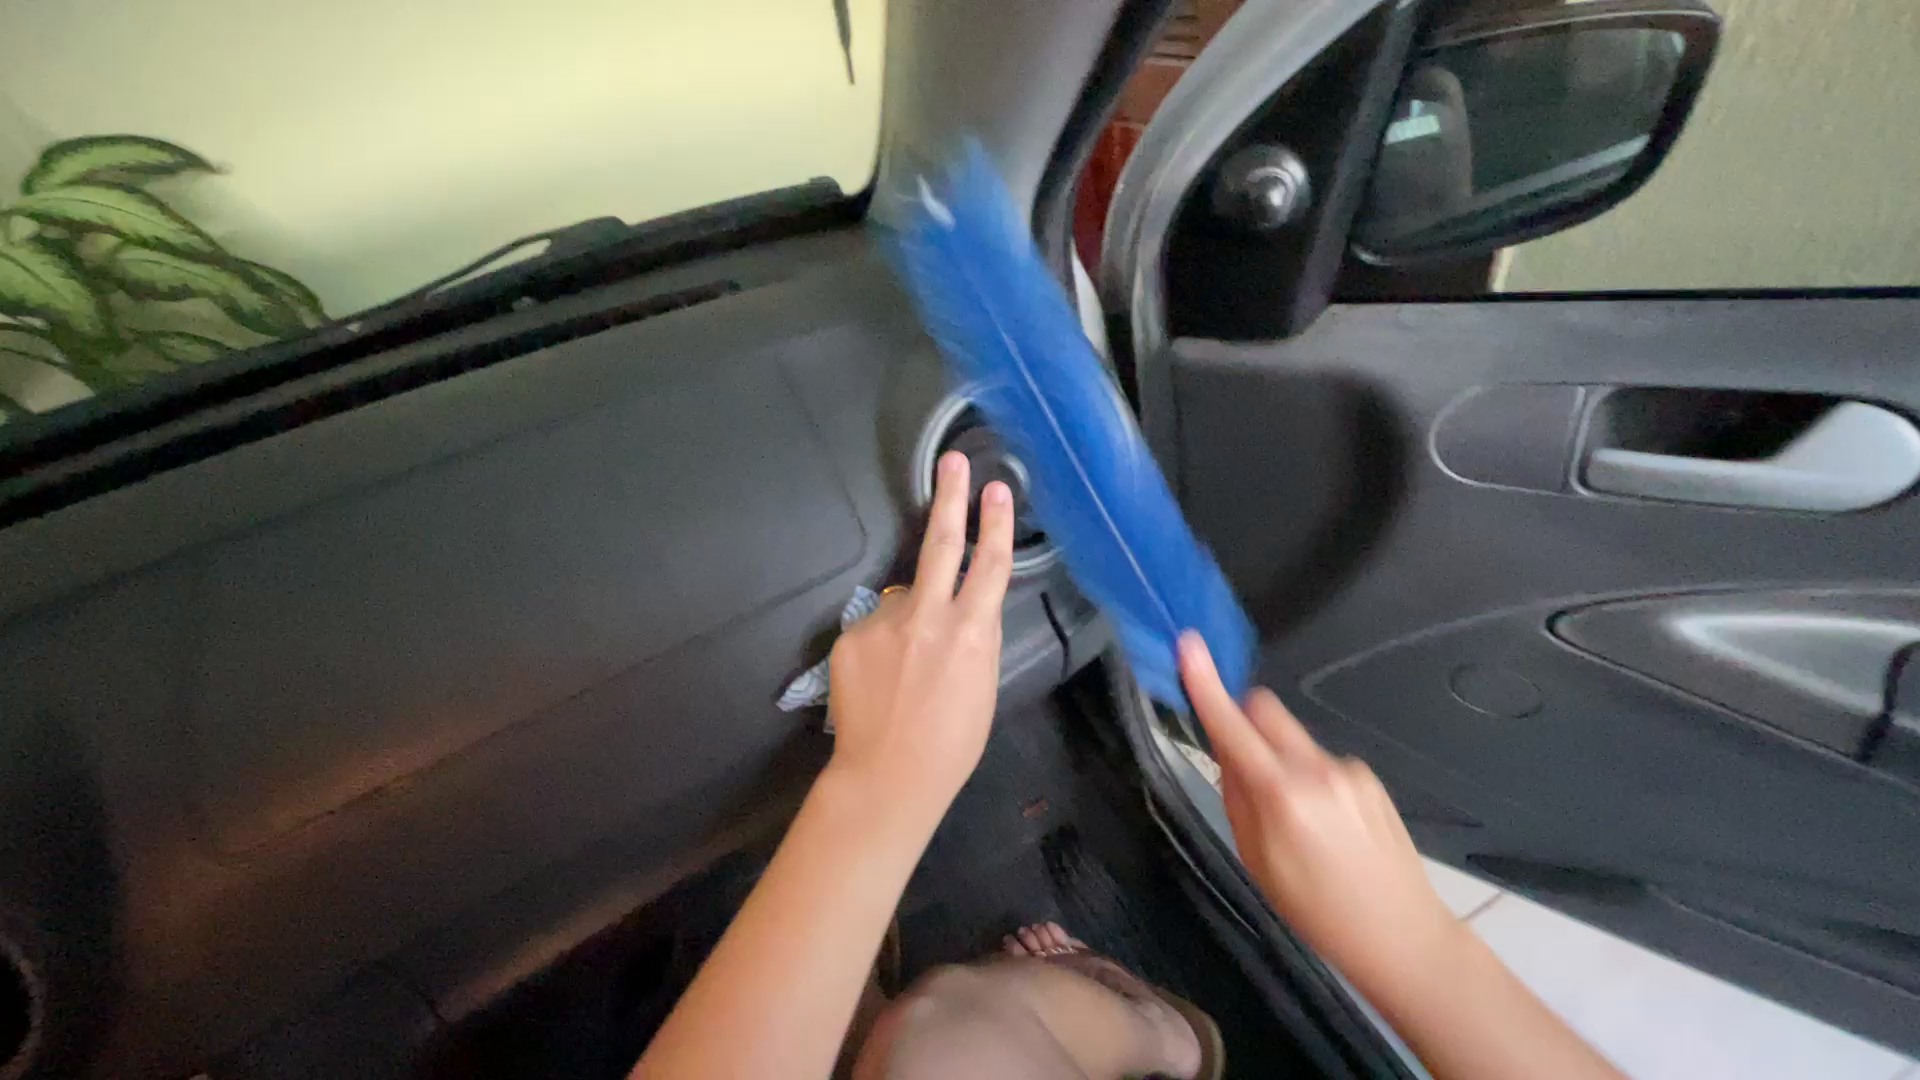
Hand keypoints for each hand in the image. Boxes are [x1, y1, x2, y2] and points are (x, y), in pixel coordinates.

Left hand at [825, 450, 1014, 820]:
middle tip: (953, 461)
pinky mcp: (851, 636)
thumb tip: (959, 606)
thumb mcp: (982, 685)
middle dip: (951, 497)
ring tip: (907, 667)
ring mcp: (885, 623)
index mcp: (971, 630)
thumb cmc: (952, 742)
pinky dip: (883, 642)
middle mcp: (928, 615)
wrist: (888, 775)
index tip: (997, 489)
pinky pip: (874, 626)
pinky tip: (882, 678)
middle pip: (942, 544)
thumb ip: (973, 636)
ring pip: (903, 597)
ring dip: (911, 616)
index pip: (991, 565)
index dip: (996, 524)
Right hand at [1178, 633, 1464, 986]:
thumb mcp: (1255, 858)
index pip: (1232, 725)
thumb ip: (1237, 794)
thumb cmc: (1313, 908)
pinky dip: (1308, 776)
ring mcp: (1349, 769)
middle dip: (1243, 719)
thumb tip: (1227, 749)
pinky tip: (1327, 823)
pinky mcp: (1369, 776)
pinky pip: (1320, 759)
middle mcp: (1317, 769)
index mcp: (1281, 795)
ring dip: (1278, 756)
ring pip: (1291, 737)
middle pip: (1265, 708)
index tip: (1189, 643)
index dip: (1205, 683)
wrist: (1403, 936)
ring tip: (1296, 817)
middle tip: (1241, 762)